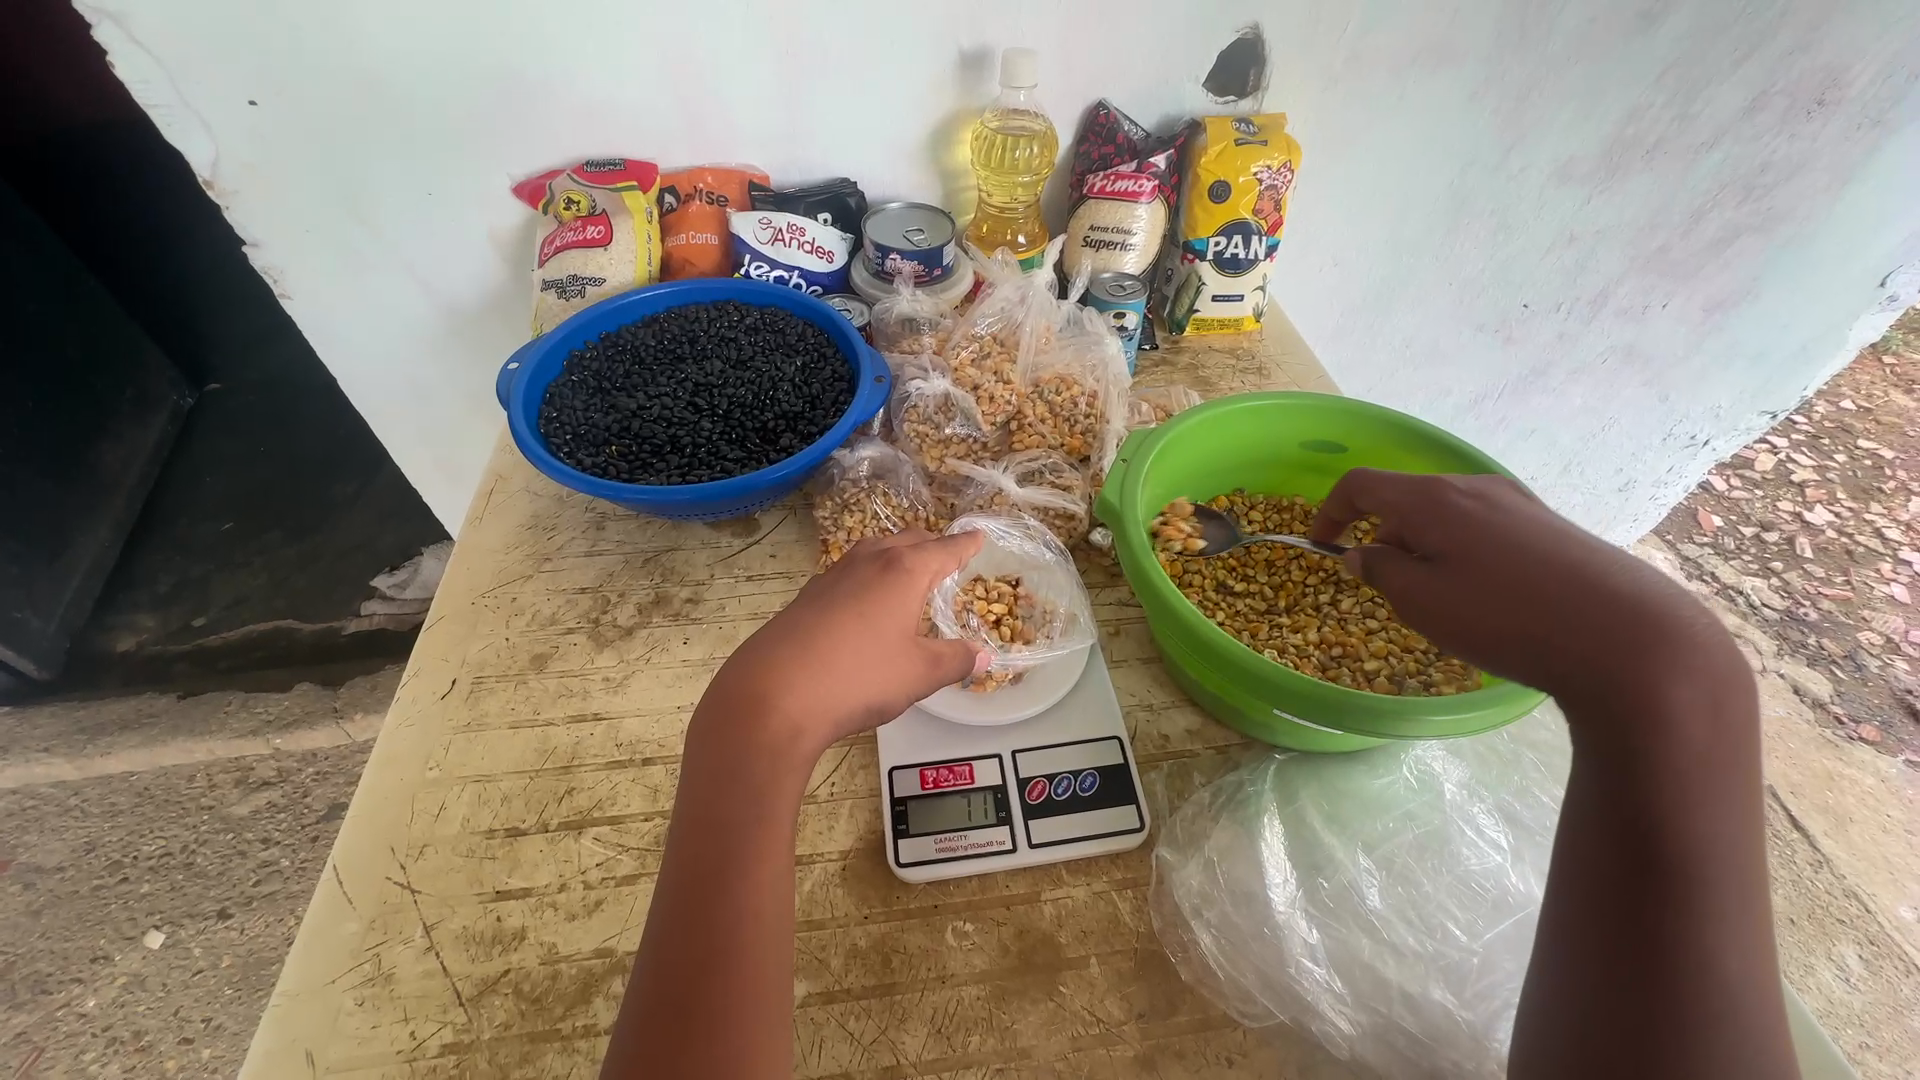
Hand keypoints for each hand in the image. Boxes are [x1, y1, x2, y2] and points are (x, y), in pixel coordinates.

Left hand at [697, 529, 988, 756]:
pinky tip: (864, 602)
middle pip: (908, 541)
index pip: (944, 550)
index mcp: (903, 571)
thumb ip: (954, 661)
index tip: (979, 537)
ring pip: (873, 551)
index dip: (965, 545)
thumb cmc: (858, 678)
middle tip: (948, 557)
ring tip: (908, 573)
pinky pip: (849, 573)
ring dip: (896, 556)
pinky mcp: (807, 596)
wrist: (773, 694)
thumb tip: (982, 657)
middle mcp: (869, 562)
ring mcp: (833, 576)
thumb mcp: (919, 674)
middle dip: (932, 545)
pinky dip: (868, 576)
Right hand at [1308, 469, 1739, 706]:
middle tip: (1385, 585)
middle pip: (1405, 497)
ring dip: (1422, 546)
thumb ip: (1379, 570)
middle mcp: (1473, 486)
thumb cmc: (1504, 617)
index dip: (1329, 511)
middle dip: (1381, 535)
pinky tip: (1484, 595)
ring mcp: (1518, 503)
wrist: (1630, 638)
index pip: (1360, 484)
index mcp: (1431, 498)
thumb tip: (1362, 553)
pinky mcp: (1549, 526)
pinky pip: (1482, 527)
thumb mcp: (1420, 601)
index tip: (1321, 546)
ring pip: (1445, 514)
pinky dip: (1459, 551)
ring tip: (1437, 597)